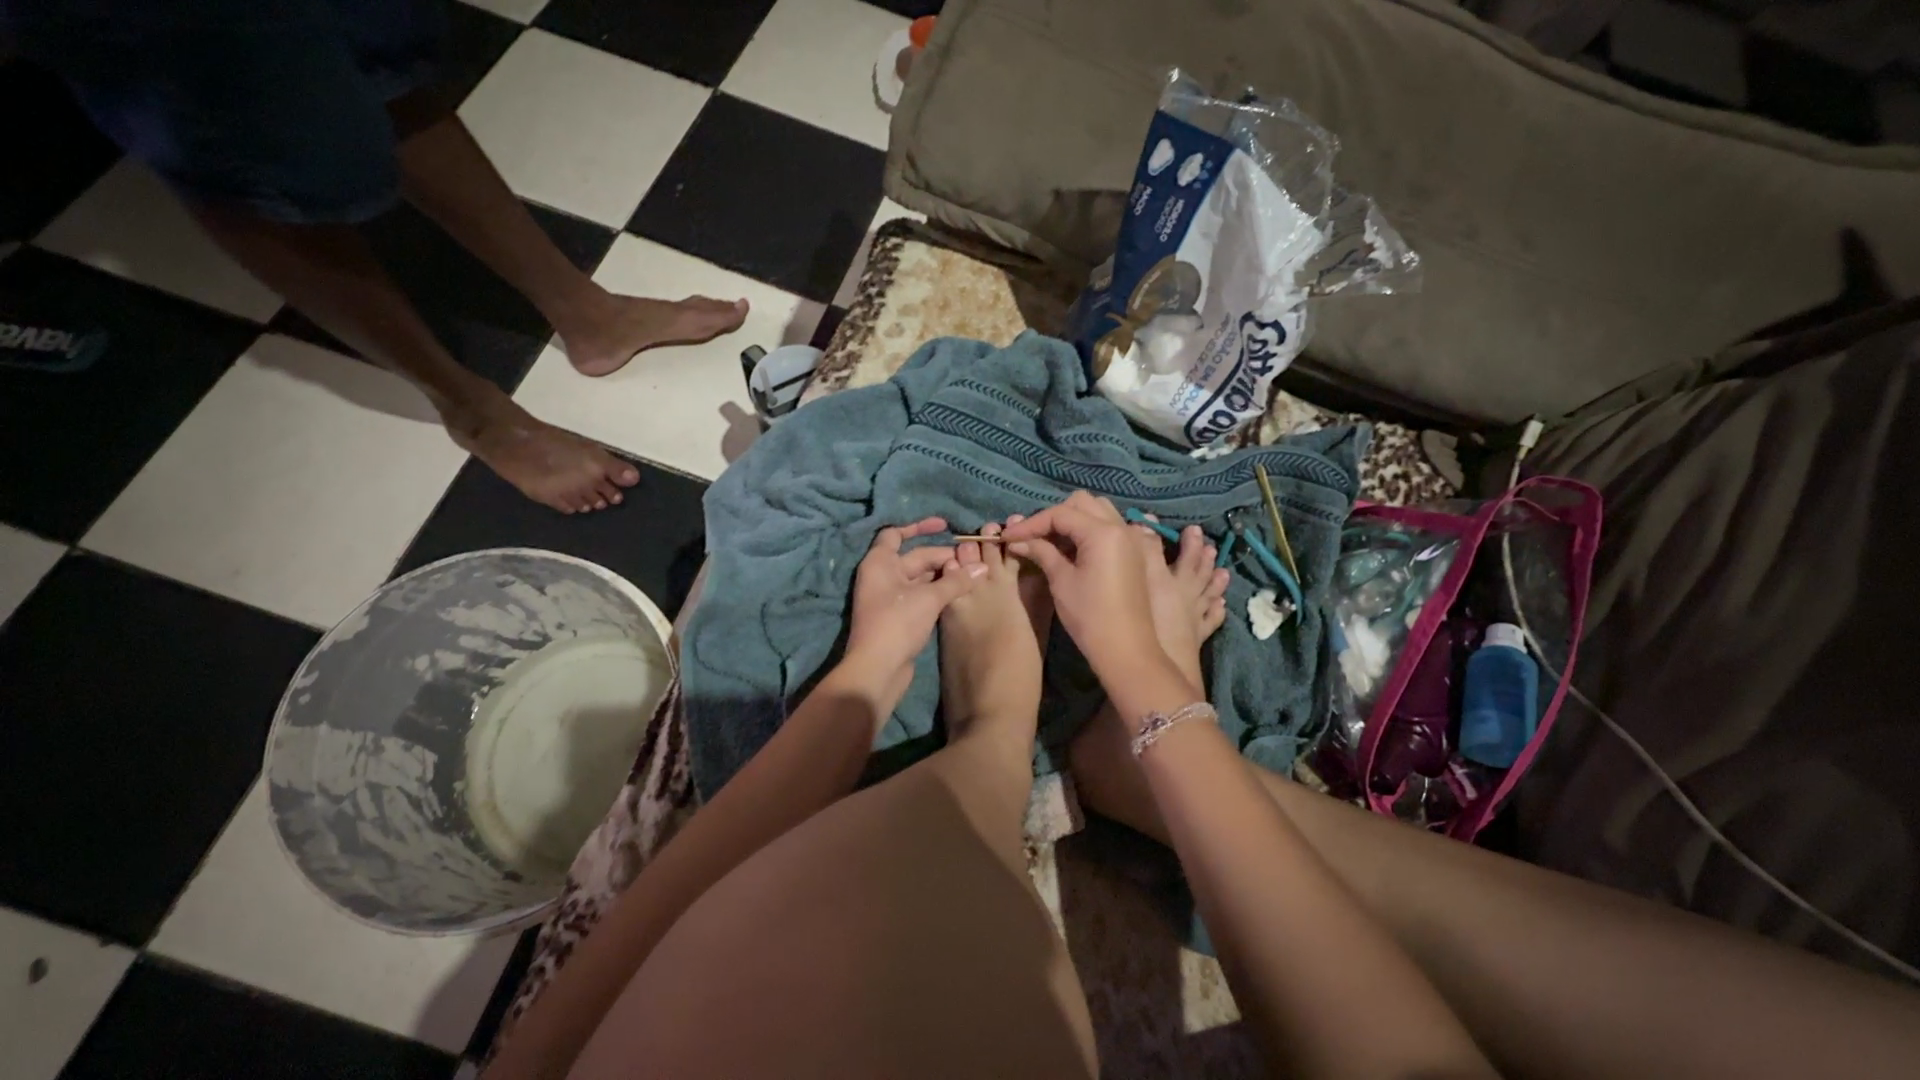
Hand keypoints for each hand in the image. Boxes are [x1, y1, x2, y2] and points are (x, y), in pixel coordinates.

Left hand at [841, 516, 987, 702]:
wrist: (878, 668)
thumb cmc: (897, 624)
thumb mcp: (929, 598)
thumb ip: (956, 581)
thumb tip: (982, 568)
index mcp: (880, 563)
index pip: (895, 534)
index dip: (918, 527)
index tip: (944, 526)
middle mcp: (882, 576)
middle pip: (915, 557)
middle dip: (943, 557)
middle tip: (973, 559)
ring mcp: (890, 598)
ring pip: (921, 579)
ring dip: (944, 576)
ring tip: (973, 574)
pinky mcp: (900, 617)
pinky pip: (922, 596)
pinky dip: (939, 592)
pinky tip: (961, 593)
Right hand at [1001, 492, 1168, 681]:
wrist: (1126, 649)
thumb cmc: (1090, 616)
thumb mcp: (1061, 581)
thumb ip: (1042, 552)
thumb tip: (1017, 541)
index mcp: (1103, 532)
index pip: (1060, 514)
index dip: (1031, 523)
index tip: (1008, 536)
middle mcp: (1120, 527)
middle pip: (1082, 503)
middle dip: (1053, 516)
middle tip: (1031, 537)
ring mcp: (1130, 539)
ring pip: (1097, 512)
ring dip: (1072, 520)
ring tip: (1049, 542)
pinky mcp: (1132, 553)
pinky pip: (1108, 528)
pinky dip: (1087, 531)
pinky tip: (1069, 550)